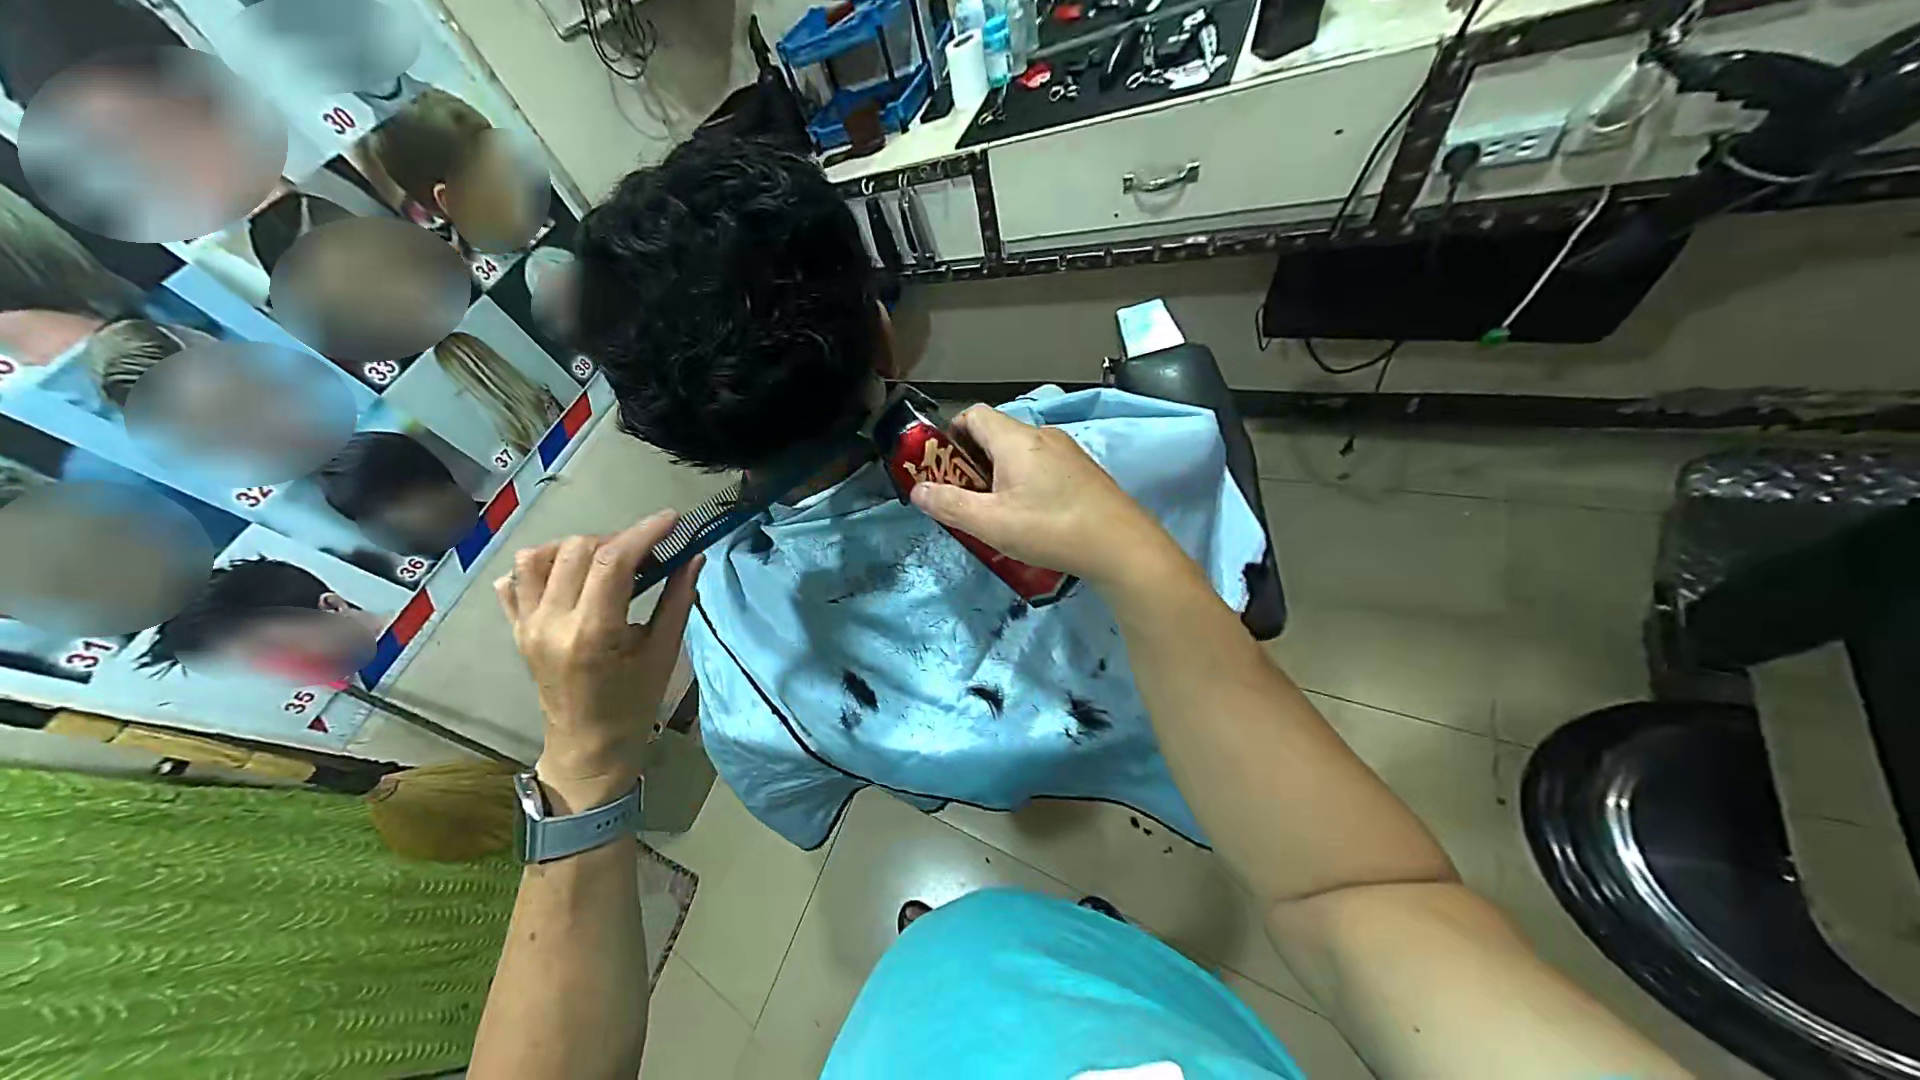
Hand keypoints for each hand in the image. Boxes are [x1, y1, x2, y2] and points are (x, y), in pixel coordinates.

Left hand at [496, 511, 699, 811]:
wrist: (589, 744)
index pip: (612, 561)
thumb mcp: (664, 652)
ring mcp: (526, 625)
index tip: (671, 519)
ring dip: (574, 547)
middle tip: (646, 549)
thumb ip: (677, 599)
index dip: (644, 532)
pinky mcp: (516, 629)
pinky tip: (568, 577)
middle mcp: (551, 622)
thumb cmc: (634, 702)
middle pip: (575, 549)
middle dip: (617, 538)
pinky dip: (539, 567)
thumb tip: (694, 556)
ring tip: (606, 559)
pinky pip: (514, 582)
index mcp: (592, 632)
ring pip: (536, 557)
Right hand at [909, 405, 1179, 587]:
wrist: (1122, 546)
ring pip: (1020, 452)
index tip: (942, 466)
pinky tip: (1031, 515)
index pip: (972, 414)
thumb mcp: (991, 523)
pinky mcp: (1083, 470)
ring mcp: (1068, 452)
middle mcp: (1043, 435)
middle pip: (995, 434)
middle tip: (964, 496)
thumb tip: (918, 489)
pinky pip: (1042, 465)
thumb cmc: (1051, 529)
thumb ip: (950, 505)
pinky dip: (1025, 480)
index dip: (950, 434)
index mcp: (1016, 439)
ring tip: (995, 511)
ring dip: (998, 474)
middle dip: (971, 461)